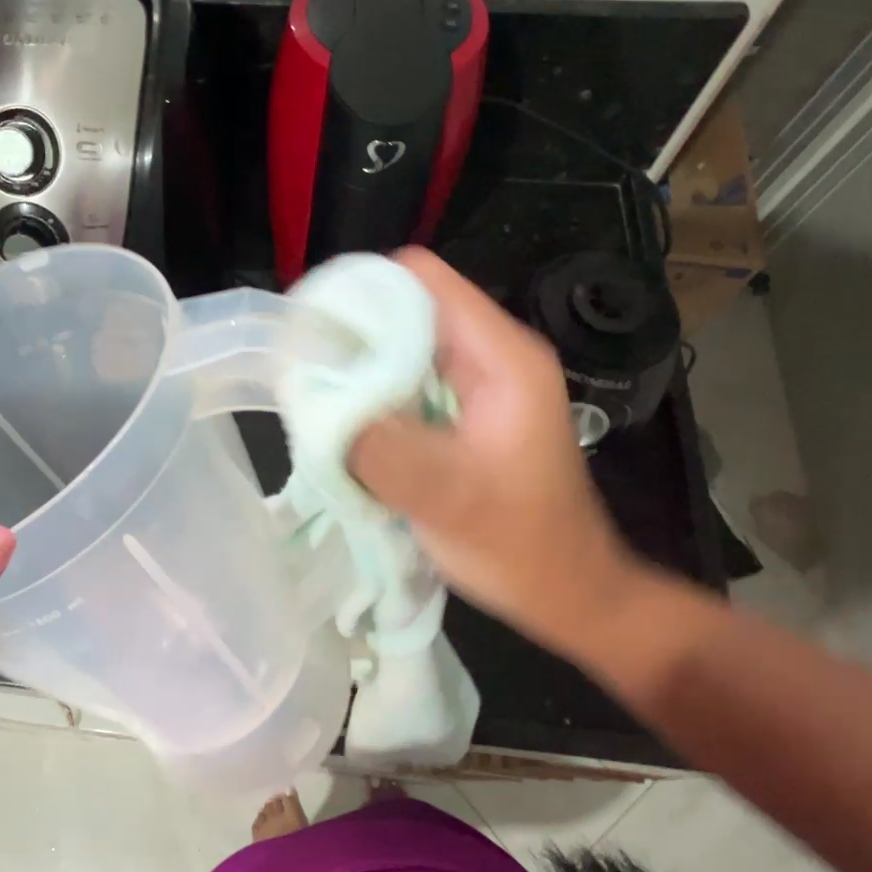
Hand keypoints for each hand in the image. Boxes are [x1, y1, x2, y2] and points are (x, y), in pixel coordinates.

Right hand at [348, 249, 645, 646]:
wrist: (569, 594)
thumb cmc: (519, 546)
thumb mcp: (446, 497)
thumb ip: (378, 444)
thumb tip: (310, 396)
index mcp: (501, 357)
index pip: (419, 278)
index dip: (359, 292)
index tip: (309, 330)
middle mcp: (491, 355)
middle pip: (405, 309)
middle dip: (350, 336)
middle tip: (301, 375)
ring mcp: (479, 383)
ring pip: (401, 347)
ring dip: (357, 371)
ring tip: (316, 403)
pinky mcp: (465, 412)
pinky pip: (406, 382)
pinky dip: (372, 398)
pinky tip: (347, 429)